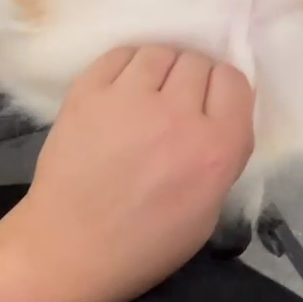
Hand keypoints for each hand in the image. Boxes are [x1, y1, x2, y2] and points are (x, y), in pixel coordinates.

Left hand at [0, 46, 254, 301]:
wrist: (68, 249)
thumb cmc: (144, 243)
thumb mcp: (208, 210)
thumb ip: (221, 152)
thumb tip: (217, 110)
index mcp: (214, 148)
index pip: (234, 80)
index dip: (223, 90)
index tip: (210, 105)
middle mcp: (177, 115)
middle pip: (197, 61)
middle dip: (192, 80)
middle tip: (175, 104)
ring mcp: (128, 98)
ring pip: (159, 52)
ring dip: (160, 70)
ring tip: (147, 94)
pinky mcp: (88, 90)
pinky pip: (120, 53)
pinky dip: (127, 65)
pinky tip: (121, 89)